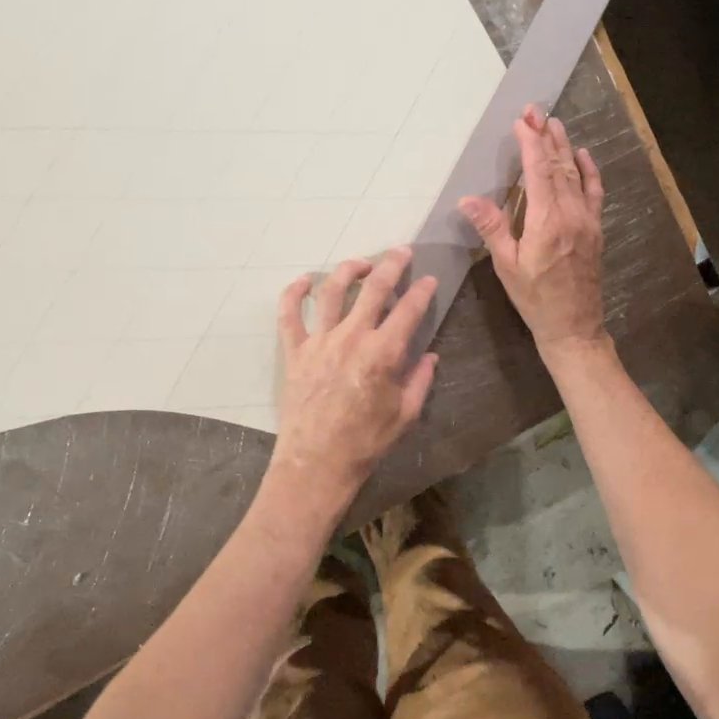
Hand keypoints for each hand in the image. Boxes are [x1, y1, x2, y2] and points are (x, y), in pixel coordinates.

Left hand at [271, 247, 438, 492]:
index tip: (429, 280)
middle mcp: (352, 338)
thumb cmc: (366, 442)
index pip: (409, 310)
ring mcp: (320, 341)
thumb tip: (429, 356)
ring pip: (332, 291)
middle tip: (401, 253)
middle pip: (373, 288)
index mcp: (383, 353)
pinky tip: (304, 281)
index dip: (422, 290)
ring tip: (361, 263)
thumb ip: (420, 380)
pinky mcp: (295, 351)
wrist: (317, 464)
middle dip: (391, 265)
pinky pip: (289, 314)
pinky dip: (294, 293)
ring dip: (348, 270)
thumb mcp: (405, 414)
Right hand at [459, 105, 608, 354]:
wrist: (574, 326)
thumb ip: (492, 228)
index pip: (538, 171)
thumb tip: (467, 200)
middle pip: (558, 166)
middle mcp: (571, 214)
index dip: (530, 143)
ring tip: (555, 123)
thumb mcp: (506, 266)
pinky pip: (595, 192)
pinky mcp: (595, 229)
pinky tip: (583, 155)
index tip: (522, 121)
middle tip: (536, 110)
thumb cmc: (535, 299)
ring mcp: (587, 220)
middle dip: (546, 136)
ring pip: (576, 175)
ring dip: (565, 147)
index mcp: (547, 221)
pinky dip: (589, 171)